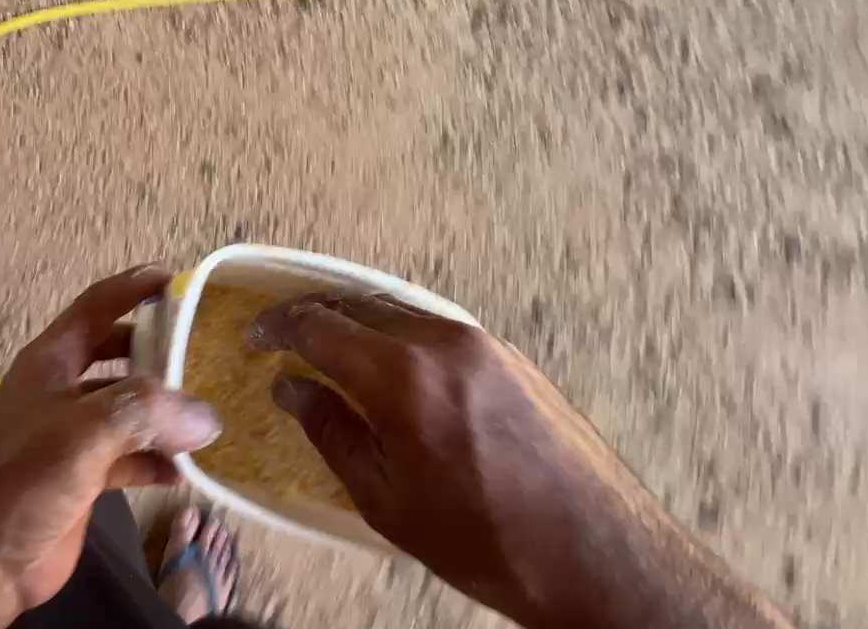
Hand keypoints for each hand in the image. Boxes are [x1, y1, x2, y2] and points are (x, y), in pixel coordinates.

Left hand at [0, 267, 220, 628]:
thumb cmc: (22, 477)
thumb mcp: (81, 433)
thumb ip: (142, 414)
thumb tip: (204, 415)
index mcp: (51, 359)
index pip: (95, 306)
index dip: (132, 288)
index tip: (176, 278)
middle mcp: (61, 387)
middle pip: (115, 354)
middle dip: (156, 350)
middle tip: (205, 351)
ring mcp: (71, 431)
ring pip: (126, 408)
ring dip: (162, 412)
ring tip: (208, 416)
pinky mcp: (81, 474)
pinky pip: (128, 455)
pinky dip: (156, 459)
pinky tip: (187, 472)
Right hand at [249, 292, 791, 628]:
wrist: (612, 566)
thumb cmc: (488, 540)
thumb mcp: (384, 499)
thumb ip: (328, 430)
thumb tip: (291, 388)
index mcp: (400, 375)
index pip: (314, 324)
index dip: (274, 326)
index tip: (255, 340)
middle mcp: (439, 341)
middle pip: (351, 302)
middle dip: (309, 317)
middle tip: (284, 342)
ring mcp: (481, 343)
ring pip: (392, 308)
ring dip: (351, 322)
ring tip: (331, 353)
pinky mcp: (510, 356)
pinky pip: (431, 326)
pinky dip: (393, 334)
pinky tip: (388, 368)